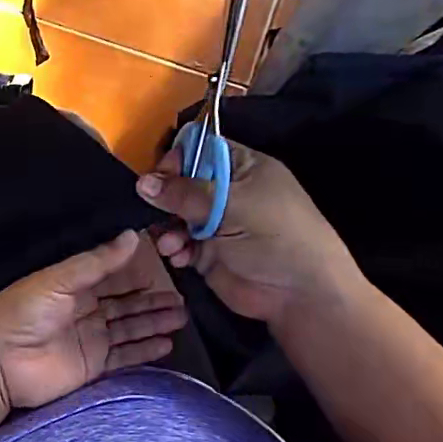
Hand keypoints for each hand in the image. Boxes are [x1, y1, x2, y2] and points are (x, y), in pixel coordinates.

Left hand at [0, 231, 187, 410]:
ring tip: (182, 317)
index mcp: (76, 286)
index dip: (139, 272)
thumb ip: (98, 262)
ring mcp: (91, 339)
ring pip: (131, 328)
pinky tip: (166, 343)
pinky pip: (125, 356)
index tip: (168, 265)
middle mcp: (86, 311)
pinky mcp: (93, 366)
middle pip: (127, 303)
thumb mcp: (59, 281)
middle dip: (154, 300)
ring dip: (155, 322)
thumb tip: (132, 236)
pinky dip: (146, 350)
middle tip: (183, 297)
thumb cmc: (22, 314)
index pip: (114, 276)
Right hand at [136, 141, 362, 325]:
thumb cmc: (274, 236)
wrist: (298, 292)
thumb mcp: (232, 206)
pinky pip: (180, 244)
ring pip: (177, 216)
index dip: (178, 158)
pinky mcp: (208, 254)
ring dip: (168, 227)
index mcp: (241, 169)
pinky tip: (177, 256)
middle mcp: (227, 193)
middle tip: (158, 210)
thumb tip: (143, 182)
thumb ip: (186, 193)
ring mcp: (217, 225)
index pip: (201, 149)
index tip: (161, 176)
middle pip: (182, 183)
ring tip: (170, 242)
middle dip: (166, 197)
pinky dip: (175, 248)